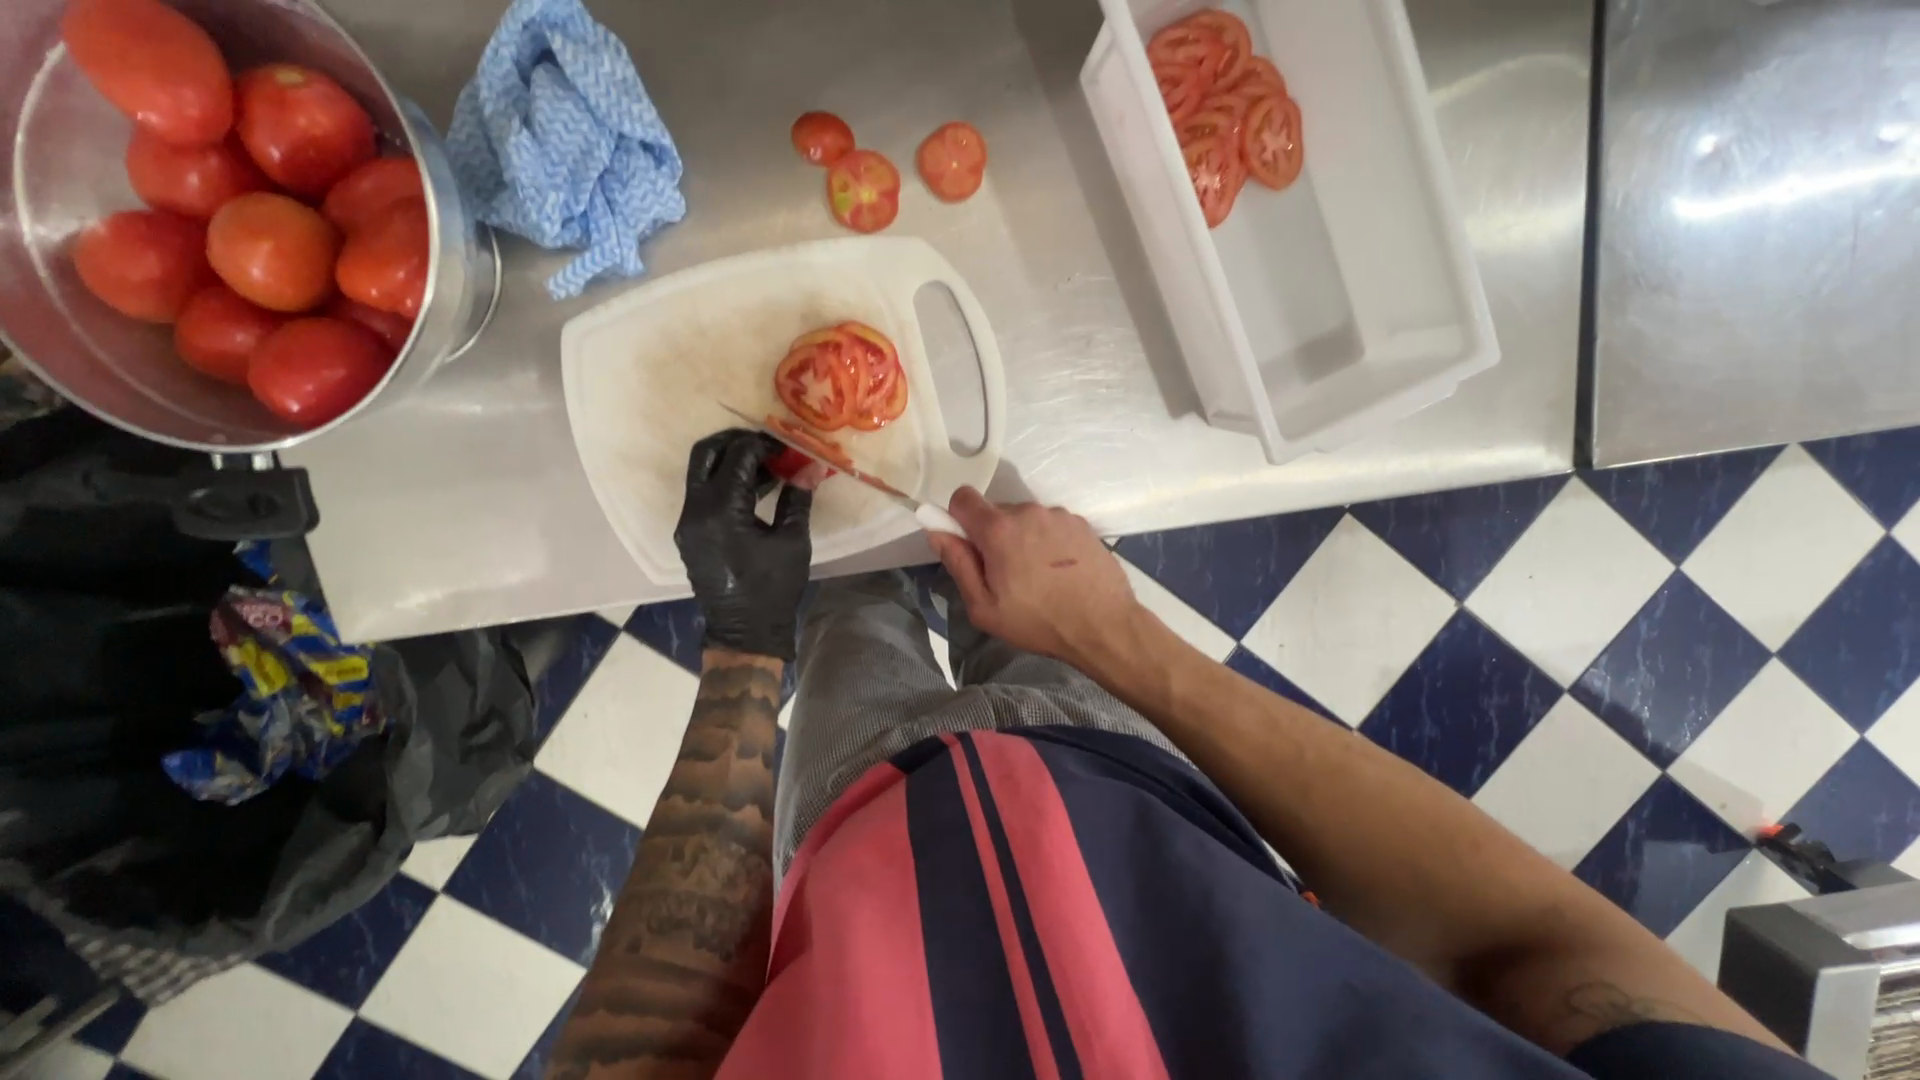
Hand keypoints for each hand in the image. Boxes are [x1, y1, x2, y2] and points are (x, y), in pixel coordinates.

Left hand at [674, 430, 812, 660]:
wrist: (746, 631)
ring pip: (700, 473)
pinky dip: (725, 484)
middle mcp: (695, 510)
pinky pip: (702, 495)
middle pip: (705, 453)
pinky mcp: (689, 533)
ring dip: (731, 463)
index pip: (738, 456)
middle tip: (767, 445)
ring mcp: (687, 522)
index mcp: (721, 510)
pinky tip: (754, 492)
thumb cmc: (774, 588)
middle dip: (736, 442)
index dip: (764, 444)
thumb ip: (796, 498)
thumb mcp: (792, 541)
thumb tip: (809, 467)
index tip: (787, 447)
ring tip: (768, 468)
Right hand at [927, 487, 1145, 667]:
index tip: (966, 544)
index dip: (957, 517)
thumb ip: (958, 564)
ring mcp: (1058, 515)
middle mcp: (1028, 511)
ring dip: (1022, 537)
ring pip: (1025, 518)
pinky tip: (1059, 571)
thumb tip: (937, 532)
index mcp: (998, 529)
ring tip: (1036, 575)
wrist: (1103, 625)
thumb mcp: (984, 606)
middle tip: (1004, 572)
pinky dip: (1047, 541)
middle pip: (995, 510)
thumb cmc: (1037, 621)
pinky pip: (1050, 524)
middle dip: (992, 534)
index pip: (963, 497)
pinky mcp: (1081, 523)